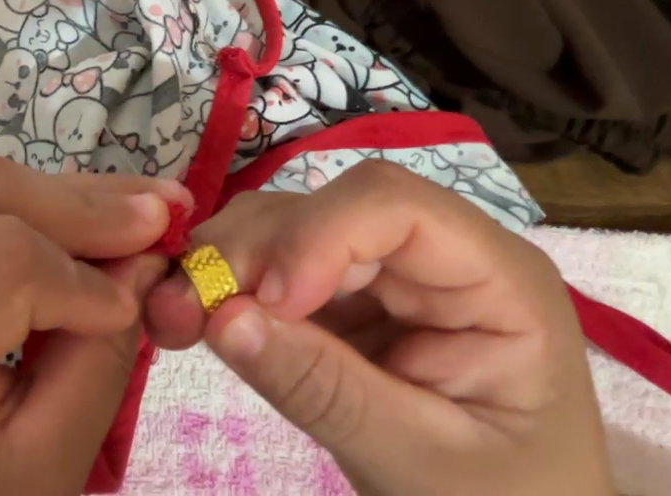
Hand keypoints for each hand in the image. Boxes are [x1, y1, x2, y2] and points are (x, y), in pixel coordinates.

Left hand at [0, 154, 188, 495]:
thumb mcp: (42, 464)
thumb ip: (100, 360)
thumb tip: (146, 257)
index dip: (81, 271)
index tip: (134, 303)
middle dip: (84, 202)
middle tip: (166, 211)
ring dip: (61, 196)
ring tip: (138, 210)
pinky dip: (26, 210)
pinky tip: (79, 223)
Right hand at [144, 160, 609, 495]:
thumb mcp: (422, 467)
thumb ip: (324, 391)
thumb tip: (219, 317)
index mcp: (493, 277)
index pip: (392, 204)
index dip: (317, 234)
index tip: (266, 303)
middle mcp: (432, 250)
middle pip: (323, 207)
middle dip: (248, 252)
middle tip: (180, 310)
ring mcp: (380, 268)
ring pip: (283, 224)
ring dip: (223, 262)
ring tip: (177, 317)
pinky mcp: (339, 292)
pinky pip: (269, 262)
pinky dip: (225, 283)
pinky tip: (195, 316)